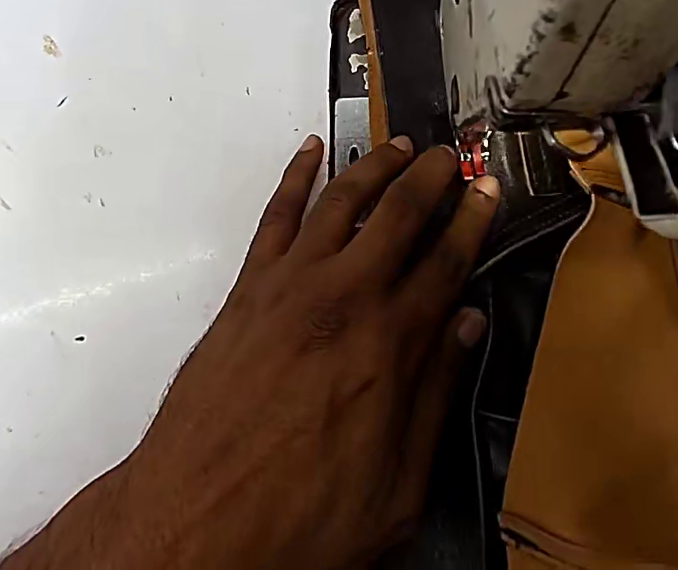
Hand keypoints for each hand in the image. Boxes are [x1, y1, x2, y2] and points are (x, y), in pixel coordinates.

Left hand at [5, 134, 500, 569]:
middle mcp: (342, 299)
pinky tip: (310, 150)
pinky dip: (295, 174)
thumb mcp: (397, 486)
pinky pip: (276, 213)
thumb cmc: (295, 520)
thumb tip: (466, 328)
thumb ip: (437, 394)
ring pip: (343, 198)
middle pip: (400, 212)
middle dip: (432, 175)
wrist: (191, 531)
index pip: (446, 260)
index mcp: (388, 346)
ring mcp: (291, 284)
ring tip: (399, 145)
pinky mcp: (249, 286)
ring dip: (376, 164)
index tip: (486, 193)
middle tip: (450, 156)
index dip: (473, 220)